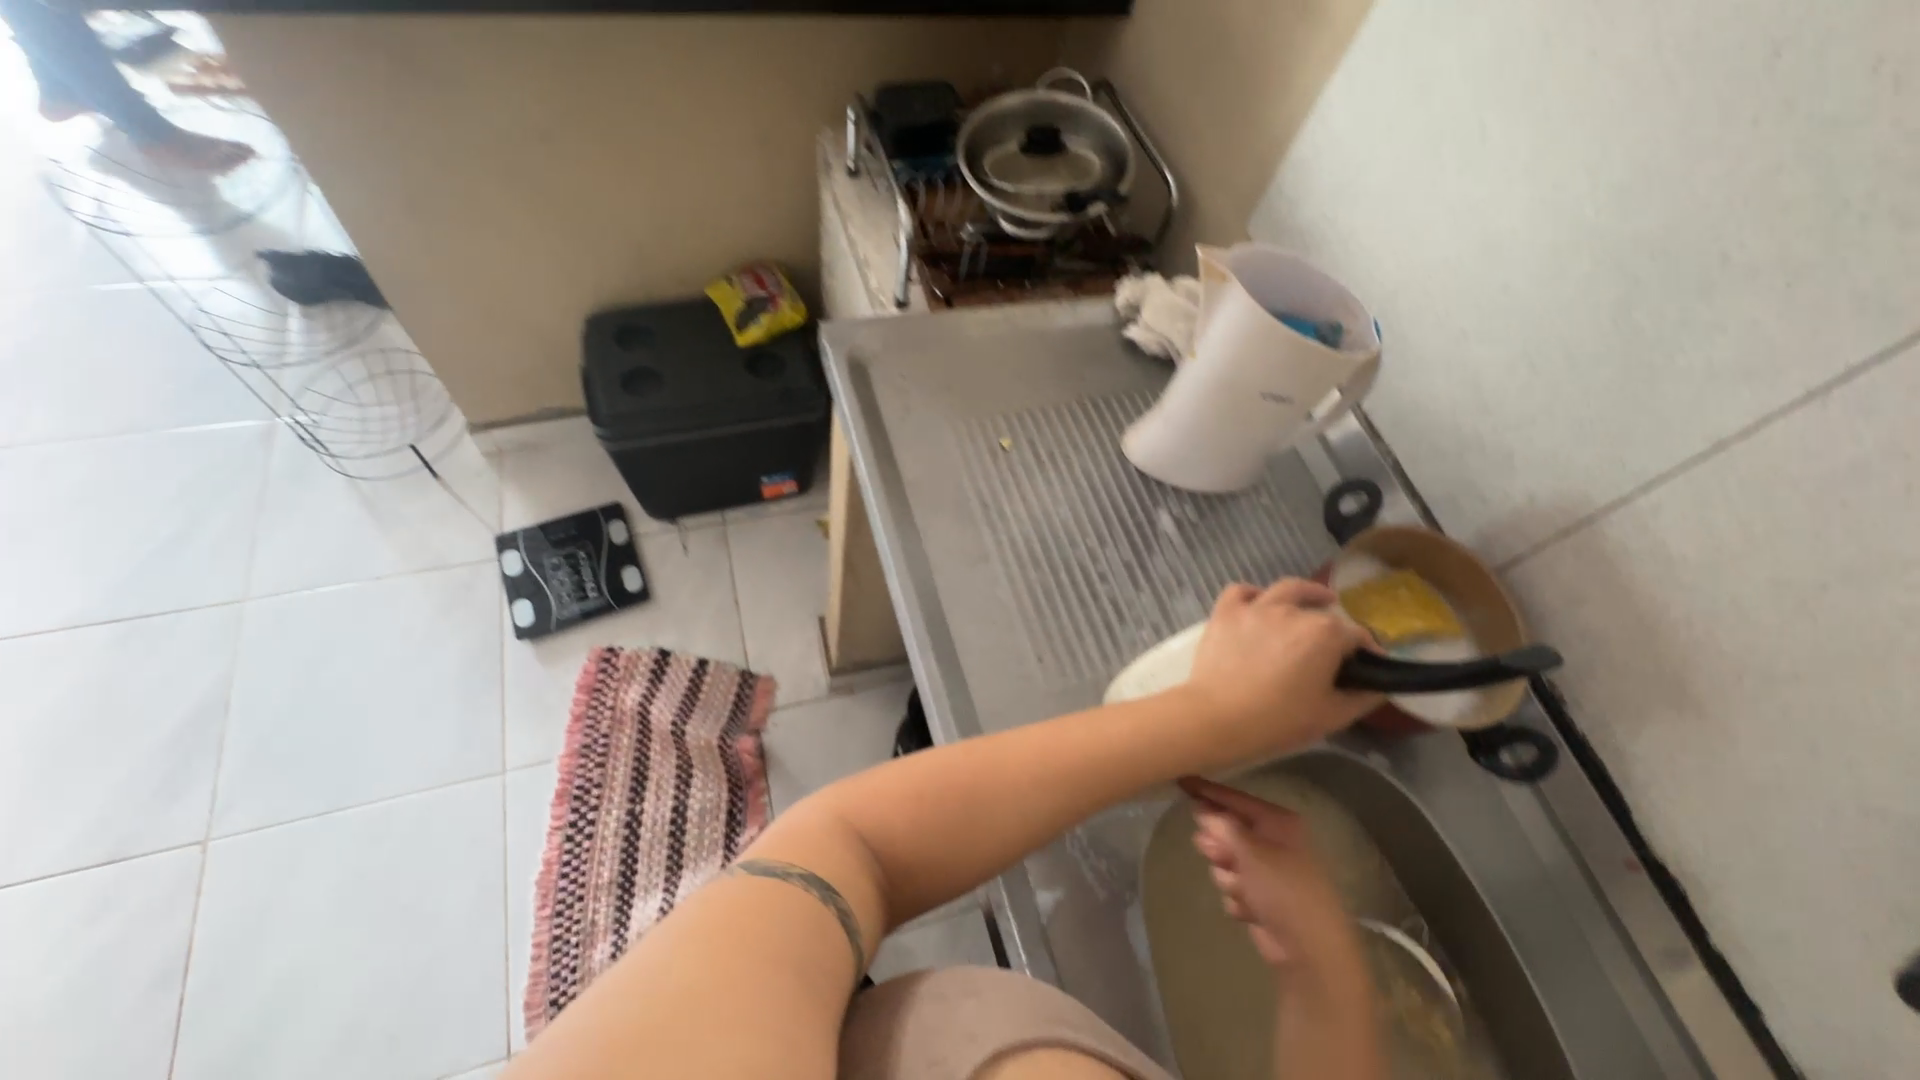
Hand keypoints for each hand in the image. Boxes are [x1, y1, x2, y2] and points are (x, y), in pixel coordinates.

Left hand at [1177, 579, 1380, 765]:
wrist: (1217, 719)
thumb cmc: (1279, 721)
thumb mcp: (1332, 716)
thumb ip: (1362, 697)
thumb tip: (1378, 686)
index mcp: (1326, 633)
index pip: (1358, 636)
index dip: (1367, 651)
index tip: (1368, 667)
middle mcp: (1293, 611)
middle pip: (1322, 614)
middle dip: (1335, 630)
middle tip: (1334, 651)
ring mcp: (1256, 608)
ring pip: (1287, 589)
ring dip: (1305, 594)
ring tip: (1314, 602)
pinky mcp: (1225, 613)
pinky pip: (1241, 591)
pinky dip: (1253, 595)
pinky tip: (1259, 605)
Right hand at [1181, 777, 1368, 985]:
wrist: (1310, 948)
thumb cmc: (1284, 889)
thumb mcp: (1251, 851)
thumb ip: (1222, 826)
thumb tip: (1201, 807)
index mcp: (1276, 823)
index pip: (1234, 799)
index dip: (1207, 791)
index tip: (1180, 781)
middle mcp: (1270, 842)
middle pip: (1224, 833)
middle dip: (1219, 848)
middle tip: (1222, 857)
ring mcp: (1264, 872)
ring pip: (1223, 863)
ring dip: (1229, 878)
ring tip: (1246, 892)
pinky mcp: (1258, 897)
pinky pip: (1230, 888)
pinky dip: (1237, 899)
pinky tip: (1253, 911)